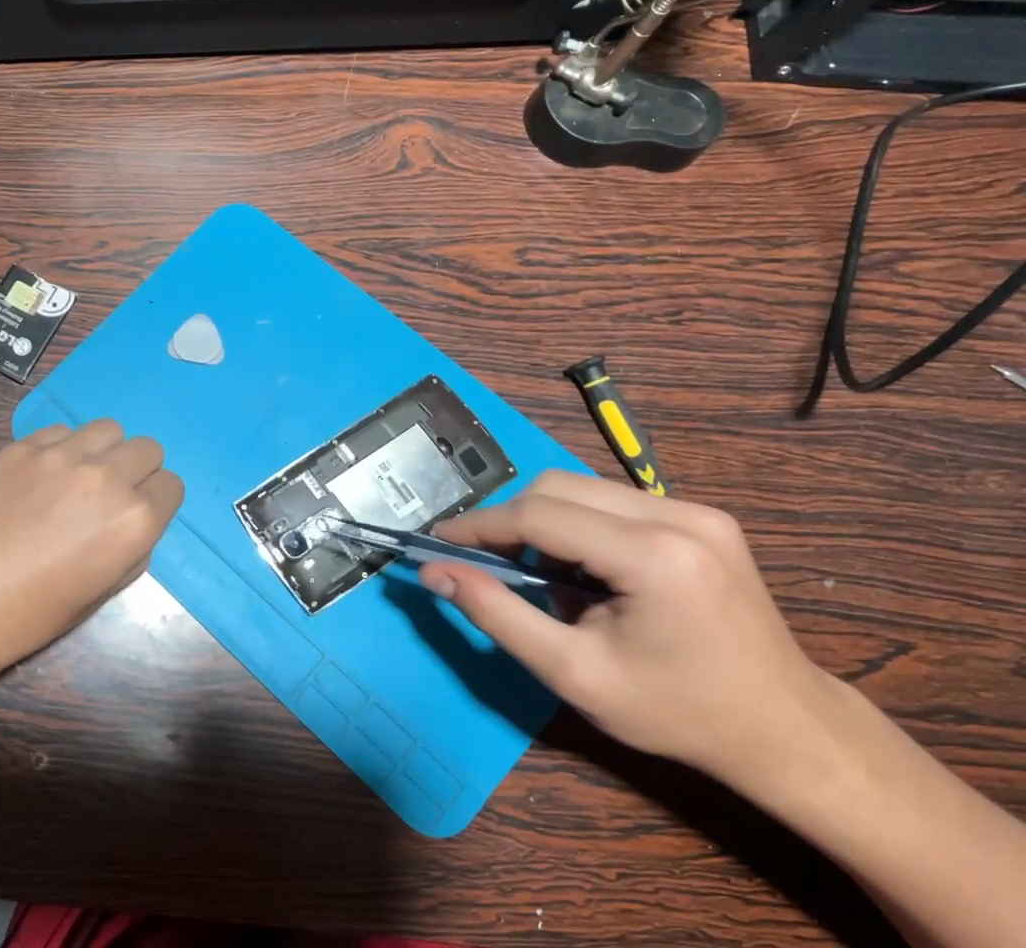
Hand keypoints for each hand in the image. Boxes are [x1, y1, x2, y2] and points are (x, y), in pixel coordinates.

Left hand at [0, 420, 183, 696]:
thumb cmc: (30, 615)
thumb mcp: (100, 595)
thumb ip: (130, 551)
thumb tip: (131, 525)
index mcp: (135, 521)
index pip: (171, 486)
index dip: (156, 503)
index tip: (135, 517)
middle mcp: (106, 477)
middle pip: (146, 449)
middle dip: (136, 471)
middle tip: (108, 498)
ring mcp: (61, 456)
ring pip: (107, 429)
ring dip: (102, 452)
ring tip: (76, 480)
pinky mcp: (22, 447)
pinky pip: (61, 431)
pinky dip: (62, 448)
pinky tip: (40, 478)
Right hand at [418, 470, 840, 782]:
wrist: (785, 731)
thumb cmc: (676, 711)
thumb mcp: (573, 672)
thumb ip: (496, 614)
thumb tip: (433, 573)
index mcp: (653, 554)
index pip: (538, 515)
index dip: (477, 527)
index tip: (435, 546)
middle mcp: (679, 515)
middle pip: (557, 487)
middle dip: (508, 522)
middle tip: (484, 567)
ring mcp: (697, 512)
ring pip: (582, 488)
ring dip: (541, 522)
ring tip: (534, 574)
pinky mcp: (702, 519)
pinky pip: (612, 501)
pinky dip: (576, 525)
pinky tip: (579, 570)